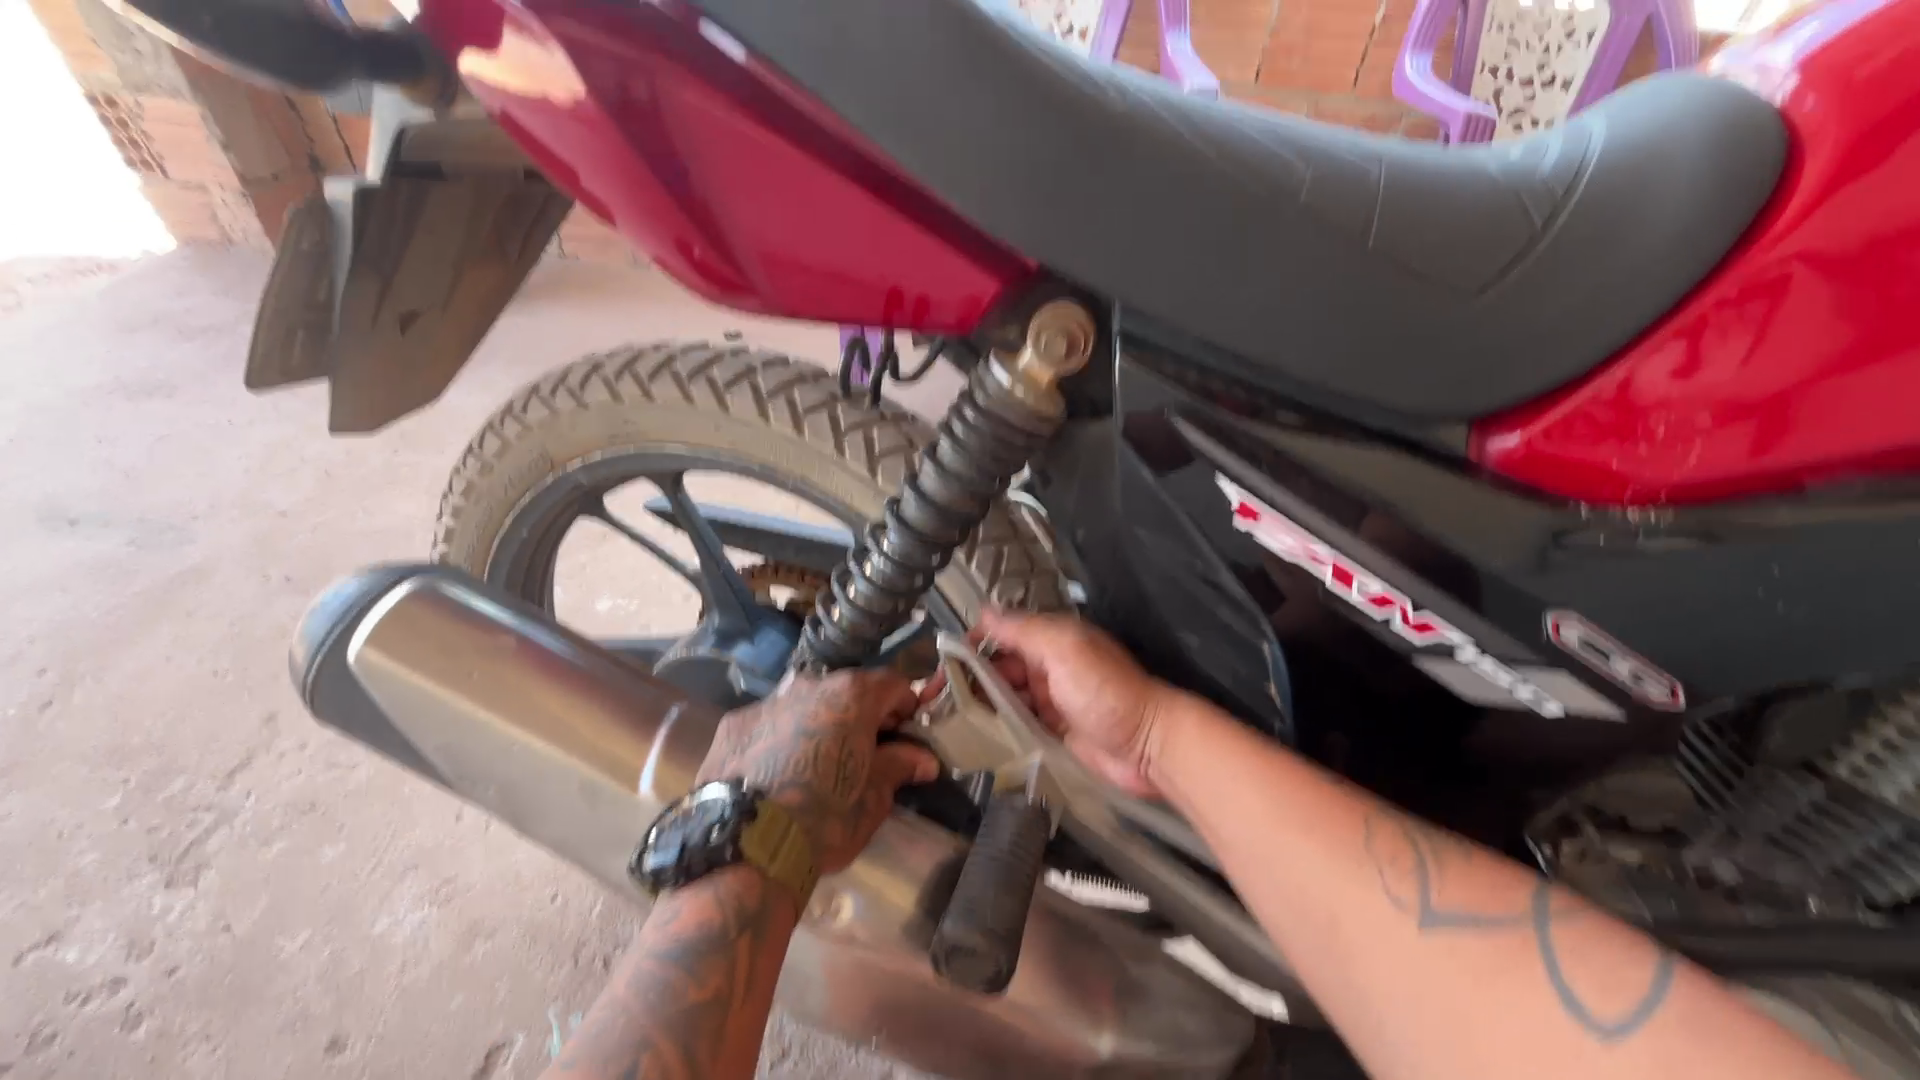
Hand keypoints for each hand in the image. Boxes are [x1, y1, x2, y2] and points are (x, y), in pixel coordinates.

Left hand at [698, 670, 939, 872]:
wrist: (745, 848)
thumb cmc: (824, 819)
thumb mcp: (874, 798)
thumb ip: (898, 766)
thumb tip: (923, 758)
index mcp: (851, 696)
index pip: (893, 685)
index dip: (905, 709)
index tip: (905, 737)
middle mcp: (807, 686)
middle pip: (846, 691)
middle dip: (860, 717)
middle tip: (864, 755)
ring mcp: (765, 703)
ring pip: (804, 706)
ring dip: (818, 726)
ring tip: (815, 767)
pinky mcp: (732, 726)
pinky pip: (769, 725)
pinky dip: (780, 740)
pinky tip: (776, 775)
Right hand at [965, 609, 1174, 796]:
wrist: (1148, 746)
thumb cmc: (1108, 692)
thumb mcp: (1064, 650)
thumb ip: (1024, 630)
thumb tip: (985, 611)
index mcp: (1052, 640)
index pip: (1002, 635)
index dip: (972, 646)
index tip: (944, 663)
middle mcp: (1048, 667)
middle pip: (997, 669)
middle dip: (968, 679)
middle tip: (935, 698)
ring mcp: (1050, 701)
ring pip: (1003, 698)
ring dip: (979, 705)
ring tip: (945, 719)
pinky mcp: (1052, 732)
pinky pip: (1016, 725)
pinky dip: (996, 728)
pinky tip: (973, 737)